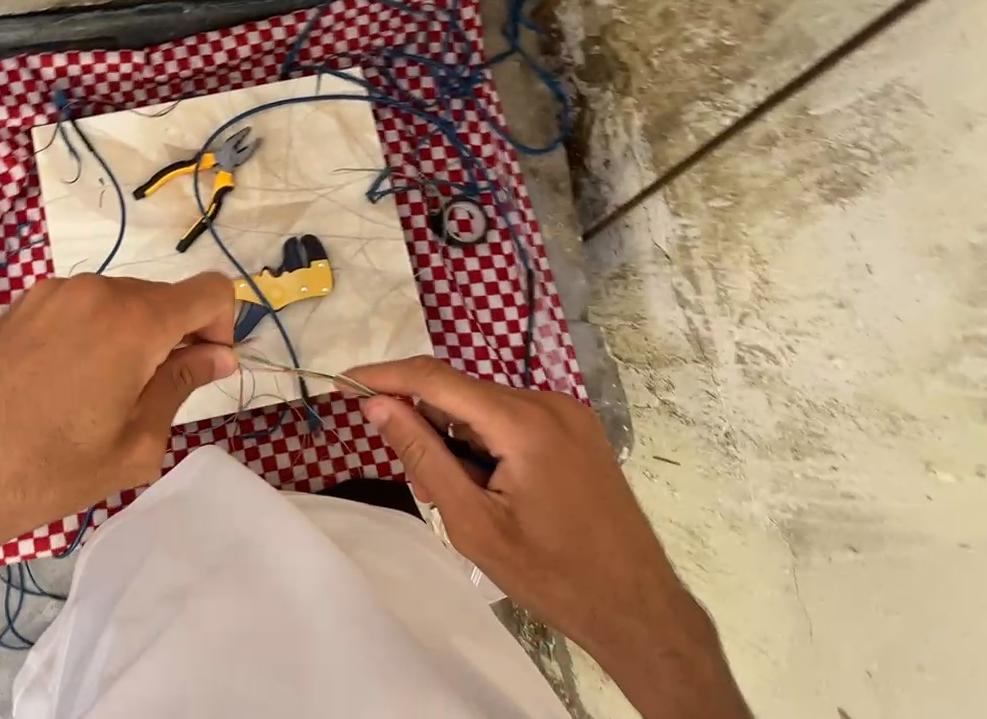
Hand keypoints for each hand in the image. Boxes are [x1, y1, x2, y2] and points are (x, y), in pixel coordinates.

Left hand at [0, 273, 236, 718]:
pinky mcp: (20, 306)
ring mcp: (52, 292)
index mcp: (133, 319)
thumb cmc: (48, 471)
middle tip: (160, 394)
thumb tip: (218, 356)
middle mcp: (95, 289)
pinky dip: (97, 333)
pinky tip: (69, 384)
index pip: (210, 290)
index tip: (205, 370)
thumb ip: (182, 386)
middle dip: (179, 336)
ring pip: (122, 301)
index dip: (224, 327)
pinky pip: (82, 307)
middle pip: (164, 296)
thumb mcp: (135, 442)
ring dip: (136, 336)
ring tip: (108, 395)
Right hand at [349, 357, 749, 718]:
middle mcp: (547, 401)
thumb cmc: (552, 576)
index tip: (346, 382)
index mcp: (523, 422)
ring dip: (455, 436)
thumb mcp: (473, 524)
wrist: (640, 609)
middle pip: (460, 392)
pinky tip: (487, 484)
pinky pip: (509, 415)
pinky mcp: (575, 426)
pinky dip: (484, 439)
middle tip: (416, 479)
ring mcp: (566, 410)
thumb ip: (422, 456)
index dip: (385, 376)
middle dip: (424, 422)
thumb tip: (377, 405)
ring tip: (460, 495)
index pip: (435, 378)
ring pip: (483, 405)